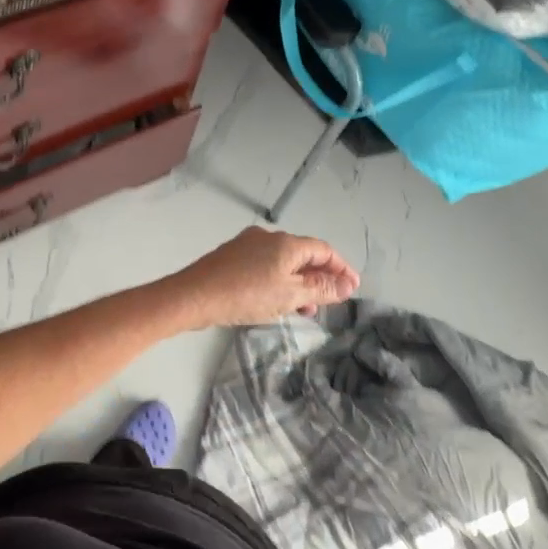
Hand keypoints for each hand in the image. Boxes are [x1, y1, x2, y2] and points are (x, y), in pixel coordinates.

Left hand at [161, 228, 359, 328]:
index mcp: (285, 242)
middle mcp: (267, 237)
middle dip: (319, 278)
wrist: (194, 296)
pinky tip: (277, 303)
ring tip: (306, 310)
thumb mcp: (290, 296)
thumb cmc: (247, 295)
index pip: (323, 250)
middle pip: (303, 254)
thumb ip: (321, 289)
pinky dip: (279, 283)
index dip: (341, 268)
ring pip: (283, 263)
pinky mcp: (231, 258)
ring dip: (299, 284)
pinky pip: (265, 268)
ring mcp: (247, 246)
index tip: (353, 287)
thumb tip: (348, 285)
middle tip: (332, 301)